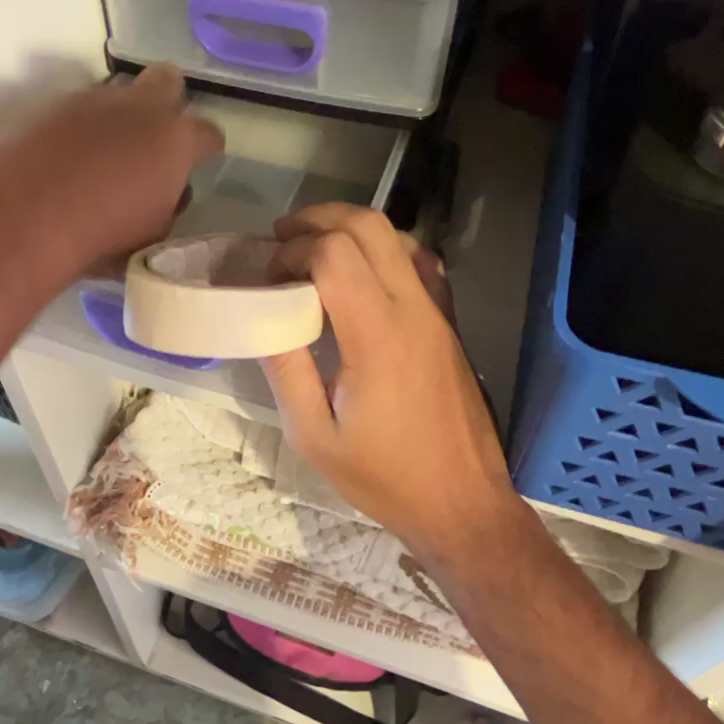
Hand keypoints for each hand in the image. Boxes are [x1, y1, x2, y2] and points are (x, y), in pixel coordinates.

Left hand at [0, 64, 223, 276]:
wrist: (16, 219)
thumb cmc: (100, 236)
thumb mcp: (150, 237)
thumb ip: (165, 208)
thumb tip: (163, 198)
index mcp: (173, 140)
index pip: (208, 133)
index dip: (206, 149)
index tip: (200, 161)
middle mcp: (133, 106)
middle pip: (166, 82)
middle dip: (166, 104)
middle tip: (152, 140)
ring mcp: (83, 100)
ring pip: (112, 95)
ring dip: (113, 120)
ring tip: (97, 160)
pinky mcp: (39, 107)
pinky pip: (67, 113)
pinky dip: (70, 133)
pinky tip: (56, 166)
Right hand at [259, 204, 527, 564]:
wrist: (462, 503)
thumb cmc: (384, 478)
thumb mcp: (314, 435)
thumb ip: (286, 369)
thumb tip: (261, 316)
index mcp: (377, 335)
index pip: (332, 253)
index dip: (291, 253)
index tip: (267, 280)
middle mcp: (413, 309)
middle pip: (367, 226)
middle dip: (317, 219)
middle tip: (281, 239)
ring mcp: (438, 313)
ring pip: (396, 237)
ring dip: (350, 229)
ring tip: (313, 249)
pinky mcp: (450, 324)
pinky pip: (422, 264)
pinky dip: (387, 250)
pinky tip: (364, 272)